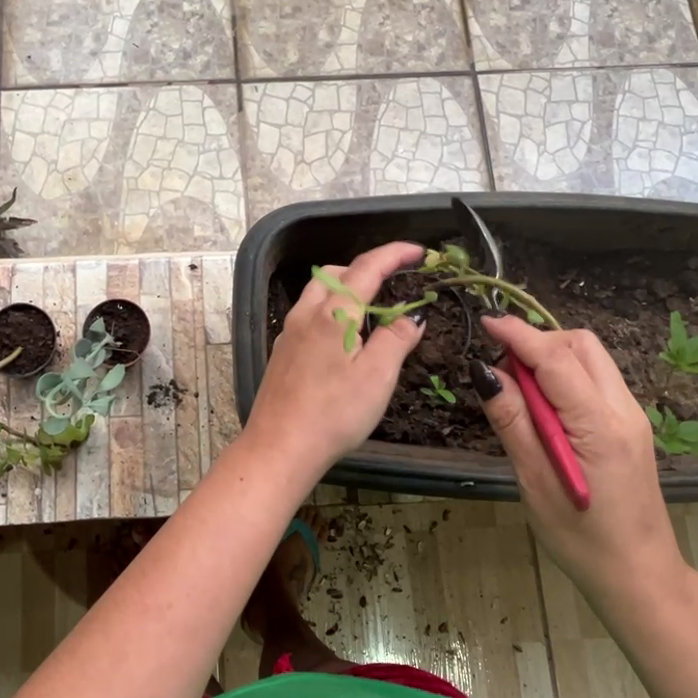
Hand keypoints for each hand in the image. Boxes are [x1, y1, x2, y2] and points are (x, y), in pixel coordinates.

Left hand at [244, 242, 427, 476]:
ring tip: (373, 310)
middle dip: (367, 269)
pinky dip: (332, 311)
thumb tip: (411, 317)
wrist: (280, 446)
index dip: (394, 254)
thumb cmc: (334, 414)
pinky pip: (309, 315)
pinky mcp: (283, 351)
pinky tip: (344, 339)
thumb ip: (395, 340)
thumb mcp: (377, 377)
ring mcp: (290, 332)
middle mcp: (307, 314)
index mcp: (334, 314)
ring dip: (347, 289)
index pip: (367, 268)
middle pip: (337, 274)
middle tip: (396, 282)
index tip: (418, 251)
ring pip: (319, 292)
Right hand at [471, 317, 683, 603]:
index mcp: (600, 425)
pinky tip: (542, 405)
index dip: (517, 333)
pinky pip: (594, 379)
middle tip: (501, 368)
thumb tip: (486, 371)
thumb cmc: (581, 538)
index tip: (484, 320)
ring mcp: (631, 416)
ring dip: (550, 356)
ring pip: (590, 357)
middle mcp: (623, 410)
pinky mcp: (629, 425)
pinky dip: (564, 374)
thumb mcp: (533, 481)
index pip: (556, 358)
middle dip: (537, 341)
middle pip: (580, 345)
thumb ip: (512, 421)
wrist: (640, 577)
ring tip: (518, 389)